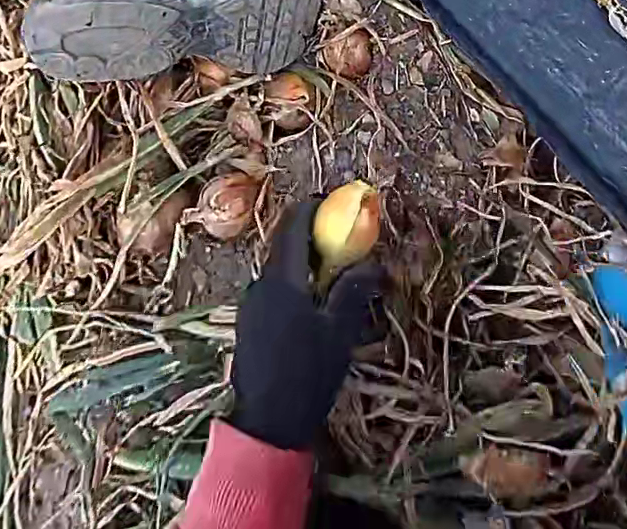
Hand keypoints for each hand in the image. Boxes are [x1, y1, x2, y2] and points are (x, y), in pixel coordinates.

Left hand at [229, 198, 383, 450]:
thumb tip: (377, 263)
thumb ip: (354, 289)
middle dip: (313, 232)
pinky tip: (314, 299)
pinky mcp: (250, 321)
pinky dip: (296, 278)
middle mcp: (261, 283)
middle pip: (284, 242)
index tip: (336, 201)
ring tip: (334, 269)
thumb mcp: (338, 330)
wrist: (266, 425)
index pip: (293, 224)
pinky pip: (275, 285)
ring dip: (305, 257)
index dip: (313, 206)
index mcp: (281, 279)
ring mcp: (252, 303)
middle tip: (342, 235)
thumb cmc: (306, 374)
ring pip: (280, 265)